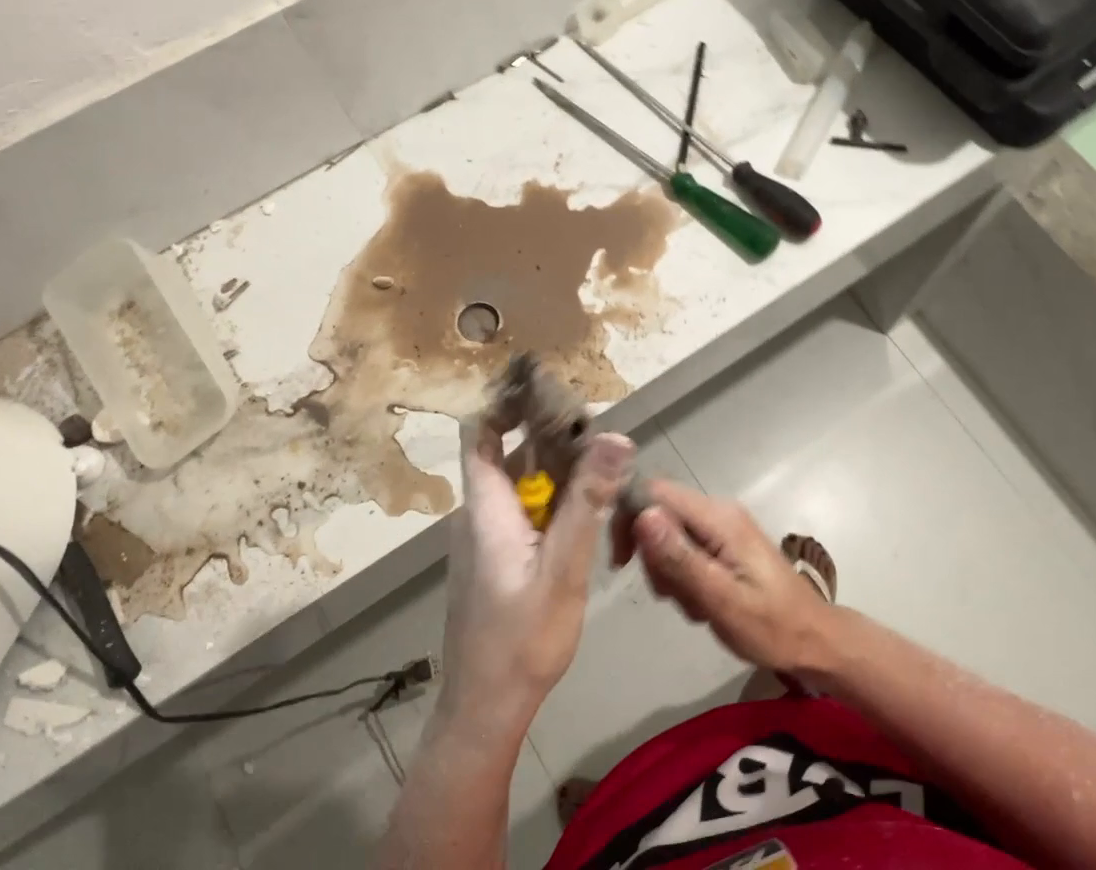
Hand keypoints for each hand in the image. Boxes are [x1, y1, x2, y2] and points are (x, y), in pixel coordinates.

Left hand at [437, 413, 633, 731]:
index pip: (481, 435)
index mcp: (485, 509)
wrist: (486, 706)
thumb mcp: (563, 569)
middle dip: (551, 439)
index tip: (548, 388)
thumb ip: (587, 502)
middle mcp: (478, 516)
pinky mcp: (495, 561)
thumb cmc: (522, 639)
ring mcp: (485, 541)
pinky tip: (586, 515)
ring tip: (605, 468)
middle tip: (602, 435)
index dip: (506, 404)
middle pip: (509, 457)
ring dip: (557, 474)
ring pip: (521, 488)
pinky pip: (523, 515)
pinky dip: (552, 504)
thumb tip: (617, 437)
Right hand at [621, 480, 836, 676]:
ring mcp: (722, 527)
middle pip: (658, 514)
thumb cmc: (770, 626)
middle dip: (653, 557)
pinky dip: (683, 577)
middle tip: (673, 595)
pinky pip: (685, 549)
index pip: (654, 492)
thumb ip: (680, 558)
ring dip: (669, 573)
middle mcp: (718, 512)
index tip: (623, 563)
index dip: (629, 520)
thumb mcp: (720, 599)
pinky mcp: (723, 543)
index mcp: (719, 518)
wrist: (813, 641)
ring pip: (668, 536)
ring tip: (694, 605)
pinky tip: (701, 603)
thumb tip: (643, 516)